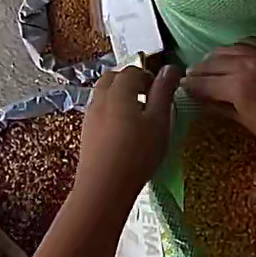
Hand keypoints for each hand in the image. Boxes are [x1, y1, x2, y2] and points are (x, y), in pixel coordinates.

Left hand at [77, 63, 182, 199]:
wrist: (104, 188)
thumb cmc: (138, 153)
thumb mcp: (159, 121)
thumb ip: (164, 92)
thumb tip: (169, 68)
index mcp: (119, 91)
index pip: (133, 71)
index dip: (149, 76)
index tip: (162, 92)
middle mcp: (100, 98)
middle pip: (113, 78)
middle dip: (131, 81)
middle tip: (149, 98)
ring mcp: (90, 116)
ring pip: (104, 94)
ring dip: (120, 96)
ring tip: (138, 116)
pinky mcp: (86, 133)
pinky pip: (99, 110)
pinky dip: (112, 110)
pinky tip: (125, 132)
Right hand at [182, 39, 255, 150]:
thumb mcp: (249, 122)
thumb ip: (223, 109)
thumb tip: (202, 102)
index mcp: (237, 85)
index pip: (205, 83)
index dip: (191, 86)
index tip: (181, 87)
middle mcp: (245, 63)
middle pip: (213, 62)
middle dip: (199, 70)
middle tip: (189, 76)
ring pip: (228, 49)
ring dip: (214, 56)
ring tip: (206, 64)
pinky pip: (248, 42)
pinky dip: (235, 47)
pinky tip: (233, 54)